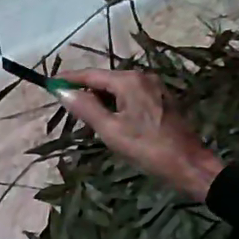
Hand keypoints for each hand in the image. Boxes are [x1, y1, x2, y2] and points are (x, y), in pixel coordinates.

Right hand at [53, 68, 224, 200]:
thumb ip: (86, 109)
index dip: (69, 80)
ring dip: (101, 102)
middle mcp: (142, 77)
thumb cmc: (148, 148)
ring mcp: (154, 88)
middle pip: (105, 80)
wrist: (189, 164)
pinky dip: (116, 106)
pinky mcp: (161, 100)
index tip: (50, 84)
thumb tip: (63, 92)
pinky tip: (110, 123)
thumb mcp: (111, 130)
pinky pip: (131, 97)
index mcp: (129, 81)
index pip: (91, 75)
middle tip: (68, 110)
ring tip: (87, 121)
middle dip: (86, 93)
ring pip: (118, 90)